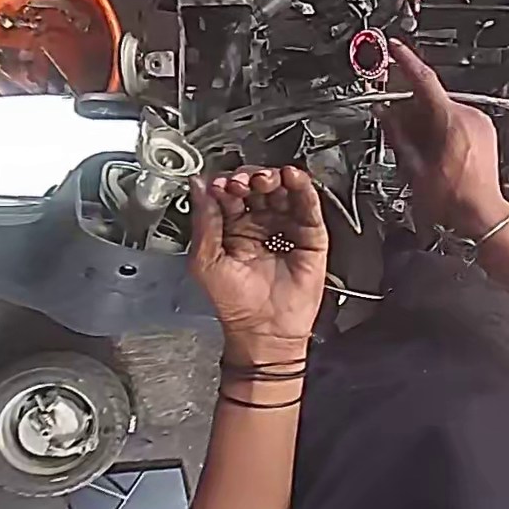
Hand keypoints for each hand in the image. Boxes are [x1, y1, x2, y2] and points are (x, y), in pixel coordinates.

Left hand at [188, 166, 328, 364]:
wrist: (265, 331)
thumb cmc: (235, 304)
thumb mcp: (206, 261)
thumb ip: (204, 222)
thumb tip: (198, 186)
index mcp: (233, 228)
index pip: (231, 193)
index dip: (227, 183)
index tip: (222, 183)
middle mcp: (260, 225)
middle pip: (258, 187)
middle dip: (251, 178)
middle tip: (245, 181)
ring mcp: (286, 229)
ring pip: (283, 192)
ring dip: (274, 178)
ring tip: (266, 178)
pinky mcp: (310, 237)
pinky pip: (308, 207)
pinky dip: (302, 188)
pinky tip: (293, 178)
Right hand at [379, 39, 508, 236]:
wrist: (483, 218)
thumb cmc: (454, 201)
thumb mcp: (414, 169)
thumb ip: (398, 135)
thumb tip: (384, 114)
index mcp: (453, 121)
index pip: (425, 81)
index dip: (406, 61)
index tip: (395, 47)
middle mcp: (471, 117)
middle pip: (430, 100)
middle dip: (409, 110)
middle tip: (393, 126)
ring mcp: (481, 125)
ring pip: (442, 111)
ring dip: (424, 122)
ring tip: (415, 151)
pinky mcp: (484, 134)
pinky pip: (456, 121)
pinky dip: (439, 129)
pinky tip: (431, 151)